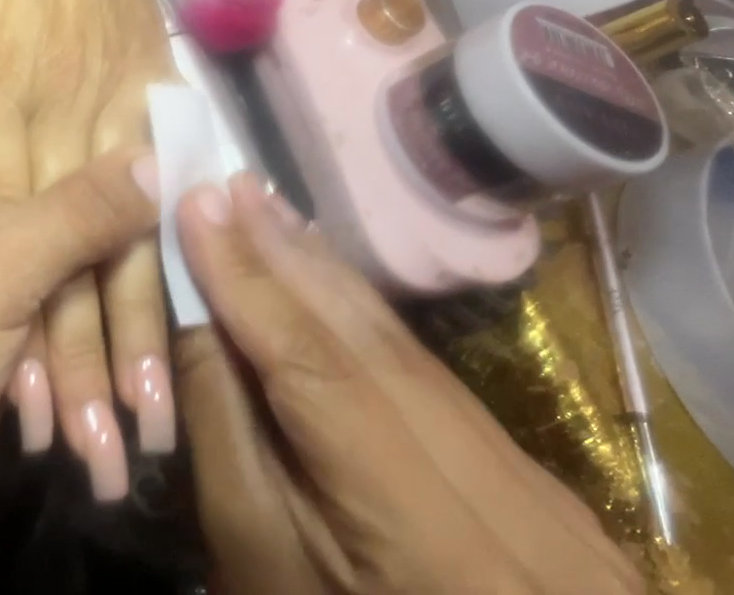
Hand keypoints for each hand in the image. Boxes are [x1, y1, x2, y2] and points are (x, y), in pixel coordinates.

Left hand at [0, 0, 172, 492]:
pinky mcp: (148, 71)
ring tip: (154, 413)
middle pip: (69, 237)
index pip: (5, 215)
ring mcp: (114, 84)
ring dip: (140, 315)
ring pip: (126, 219)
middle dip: (89, 349)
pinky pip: (158, 172)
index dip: (19, 312)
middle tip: (107, 454)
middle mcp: (58, 95)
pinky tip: (189, 294)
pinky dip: (168, 235)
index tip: (27, 410)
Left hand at [0, 122, 156, 593]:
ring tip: (158, 402)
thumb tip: (157, 149)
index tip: (197, 174)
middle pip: (65, 211)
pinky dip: (81, 368)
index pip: (47, 128)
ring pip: (65, 280)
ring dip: (106, 343)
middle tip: (204, 289)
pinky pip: (52, 331)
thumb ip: (80, 210)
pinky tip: (124, 409)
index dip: (120, 150)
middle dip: (123, 275)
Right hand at [173, 174, 642, 594]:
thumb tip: (194, 311)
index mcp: (433, 541)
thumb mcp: (255, 548)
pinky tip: (321, 272)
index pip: (322, 372)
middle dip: (289, 257)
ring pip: (407, 348)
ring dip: (323, 271)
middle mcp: (512, 500)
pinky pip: (429, 372)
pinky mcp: (535, 477)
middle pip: (374, 344)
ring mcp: (539, 486)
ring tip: (263, 207)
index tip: (198, 207)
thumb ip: (226, 428)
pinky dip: (363, 314)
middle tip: (228, 185)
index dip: (252, 283)